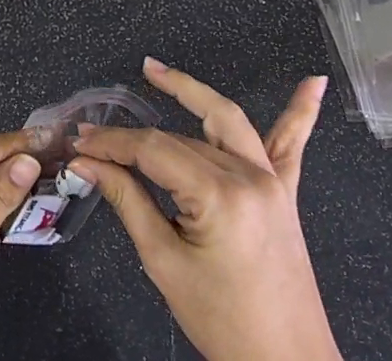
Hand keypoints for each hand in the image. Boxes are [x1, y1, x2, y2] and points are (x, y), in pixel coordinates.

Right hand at [70, 57, 339, 360]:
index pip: (154, 150)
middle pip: (182, 137)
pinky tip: (313, 82)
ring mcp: (274, 182)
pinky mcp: (287, 194)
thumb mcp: (164, 262)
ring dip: (194, 92)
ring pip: (228, 123)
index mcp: (220, 196)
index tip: (78, 143)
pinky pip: (291, 146)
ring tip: (155, 71)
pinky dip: (300, 112)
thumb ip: (128, 202)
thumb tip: (87, 164)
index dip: (112, 143)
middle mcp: (250, 177)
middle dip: (133, 135)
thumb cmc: (221, 320)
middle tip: (92, 134)